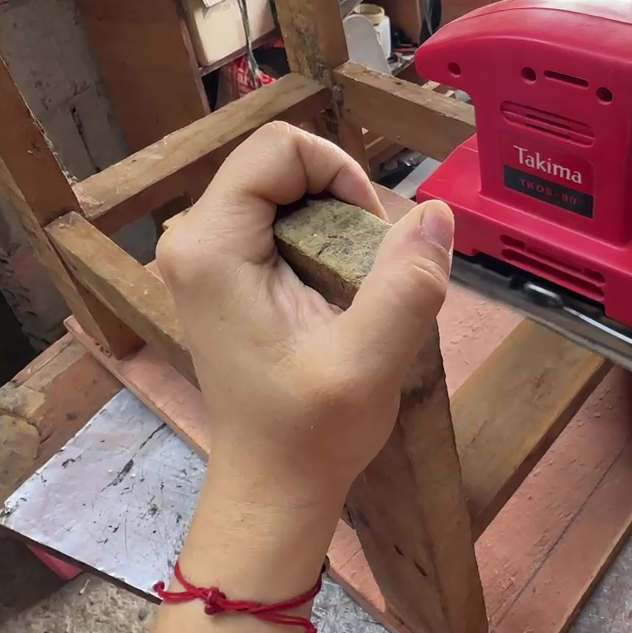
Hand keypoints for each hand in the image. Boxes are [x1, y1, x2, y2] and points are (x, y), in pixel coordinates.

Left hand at [155, 122, 455, 511]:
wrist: (273, 485)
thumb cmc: (311, 432)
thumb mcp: (370, 363)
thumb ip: (406, 285)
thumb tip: (438, 212)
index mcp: (211, 246)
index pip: (281, 147)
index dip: (340, 175)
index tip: (369, 239)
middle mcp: (194, 236)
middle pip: (282, 164)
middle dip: (340, 201)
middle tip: (364, 272)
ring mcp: (203, 251)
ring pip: (285, 186)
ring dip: (335, 221)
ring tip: (352, 286)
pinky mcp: (221, 268)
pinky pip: (279, 213)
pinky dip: (321, 236)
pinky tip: (333, 290)